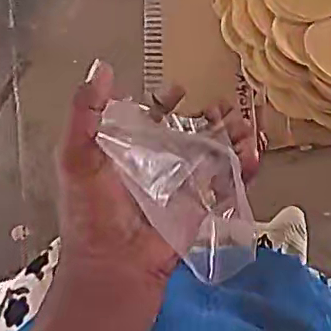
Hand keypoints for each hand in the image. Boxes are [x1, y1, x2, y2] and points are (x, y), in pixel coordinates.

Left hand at [57, 61, 258, 285]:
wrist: (114, 262)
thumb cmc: (92, 211)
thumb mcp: (77, 156)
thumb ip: (86, 112)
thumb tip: (101, 67)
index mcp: (131, 148)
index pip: (154, 117)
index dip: (167, 100)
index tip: (180, 90)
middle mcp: (161, 161)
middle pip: (194, 129)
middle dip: (213, 114)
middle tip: (228, 103)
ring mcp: (185, 182)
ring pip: (217, 150)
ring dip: (235, 134)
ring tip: (247, 121)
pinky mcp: (204, 202)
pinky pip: (230, 179)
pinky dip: (246, 165)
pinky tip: (252, 151)